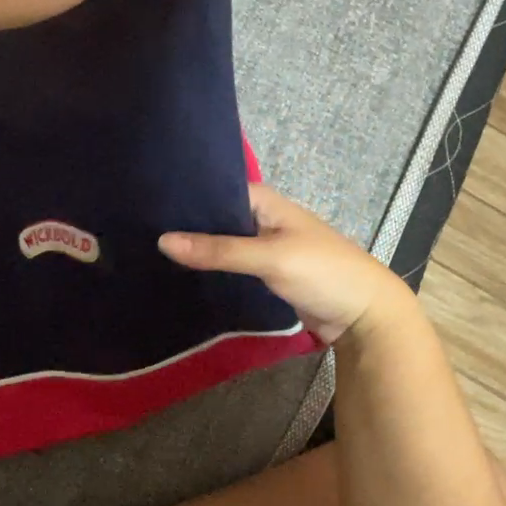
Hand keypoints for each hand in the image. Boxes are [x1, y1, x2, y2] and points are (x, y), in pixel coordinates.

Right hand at [159, 185, 418, 343]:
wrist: (366, 316)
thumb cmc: (323, 271)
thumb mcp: (269, 257)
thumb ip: (218, 250)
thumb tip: (163, 240)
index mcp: (266, 201)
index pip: (216, 189)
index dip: (185, 195)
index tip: (146, 201)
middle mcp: (263, 219)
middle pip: (217, 217)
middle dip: (186, 224)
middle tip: (139, 229)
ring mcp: (265, 247)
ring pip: (223, 243)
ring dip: (198, 249)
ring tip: (151, 250)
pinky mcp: (266, 274)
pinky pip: (232, 266)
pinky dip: (212, 269)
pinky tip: (184, 273)